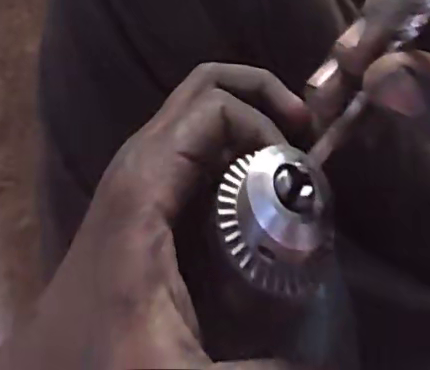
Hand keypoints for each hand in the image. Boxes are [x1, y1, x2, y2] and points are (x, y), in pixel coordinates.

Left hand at [0, 64, 306, 369]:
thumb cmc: (103, 365)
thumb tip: (326, 362)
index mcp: (145, 184)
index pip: (211, 106)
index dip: (261, 120)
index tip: (296, 167)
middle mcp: (140, 161)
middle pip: (203, 87)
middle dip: (259, 94)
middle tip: (304, 132)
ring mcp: (139, 173)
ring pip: (196, 110)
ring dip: (246, 115)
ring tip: (289, 155)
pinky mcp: (143, 193)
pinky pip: (191, 142)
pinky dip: (230, 142)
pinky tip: (258, 185)